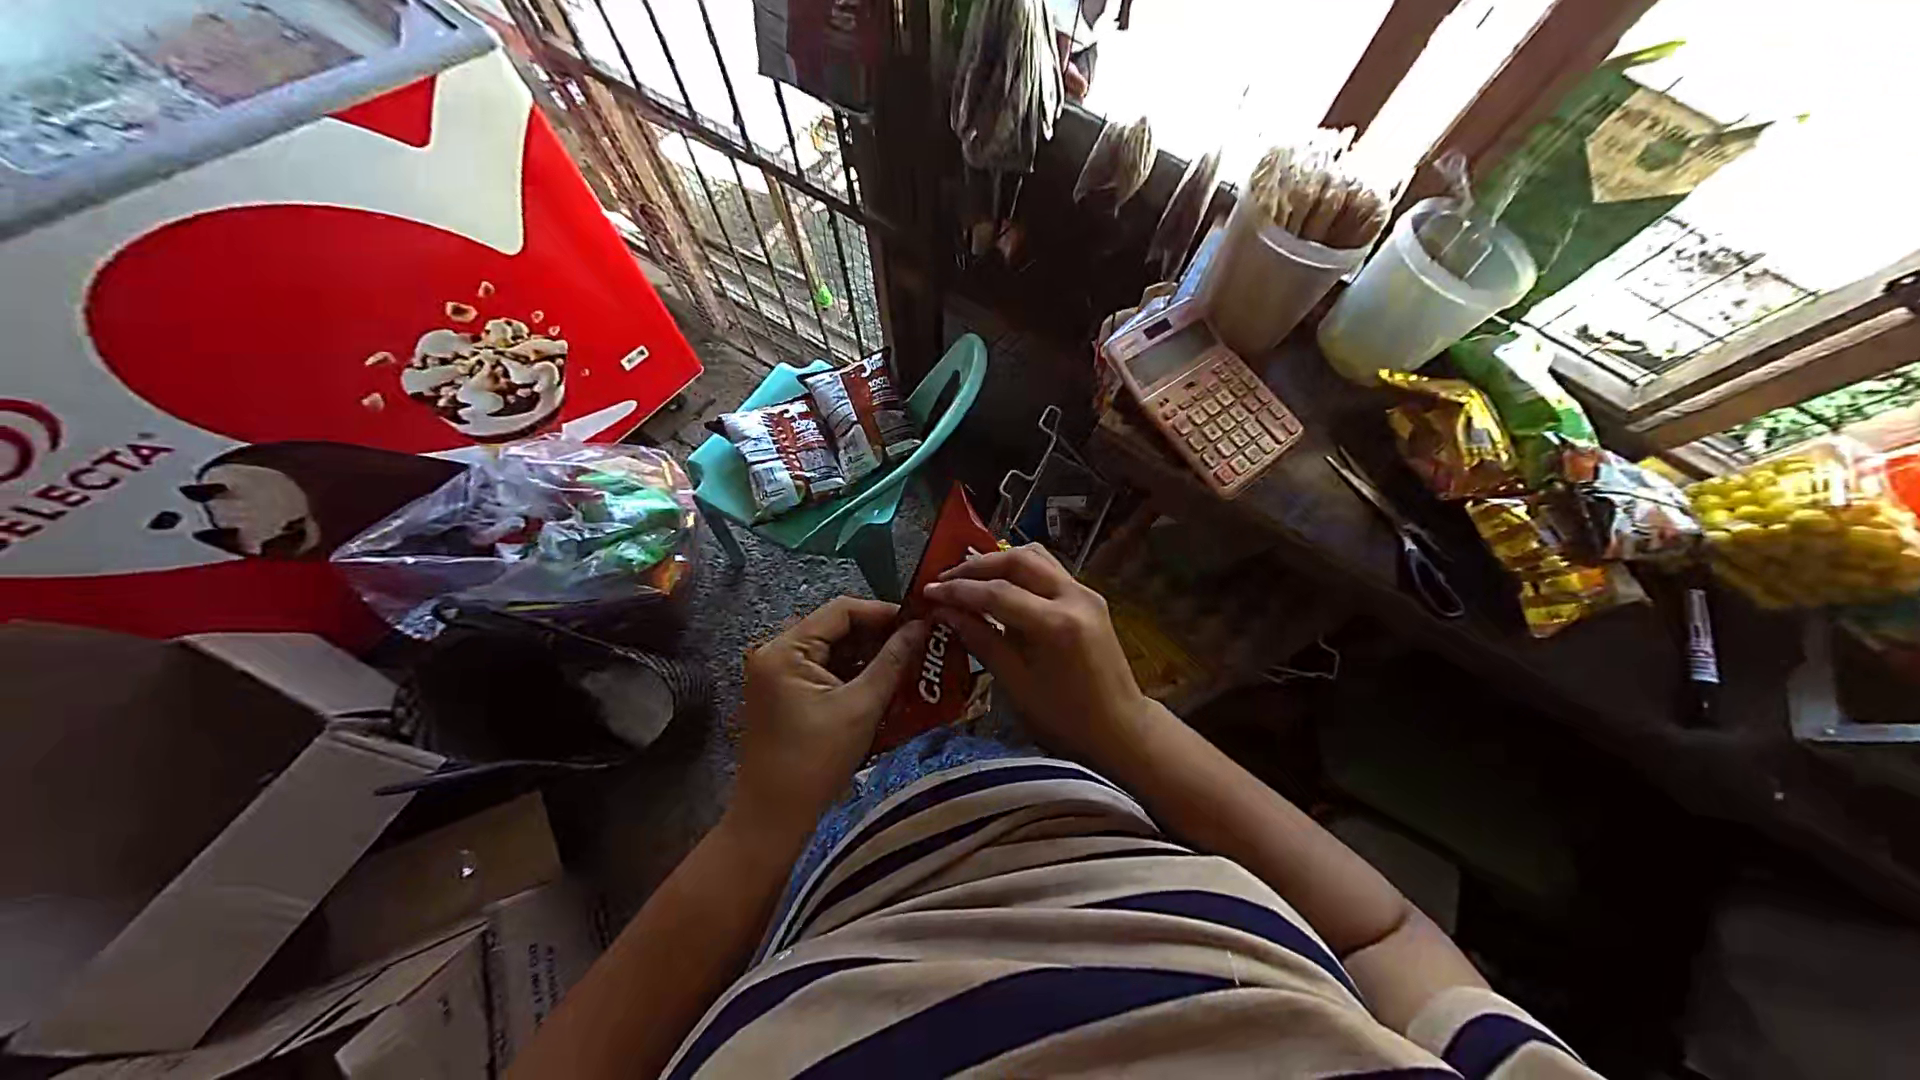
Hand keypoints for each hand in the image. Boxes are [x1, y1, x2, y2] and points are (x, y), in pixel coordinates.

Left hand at [732, 597, 925, 836]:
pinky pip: (824, 669)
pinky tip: (884, 680)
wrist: (773, 818)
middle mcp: (776, 652)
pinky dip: (852, 672)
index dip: (883, 612)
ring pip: (832, 648)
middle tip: (919, 641)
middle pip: (835, 627)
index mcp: (785, 649)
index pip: (841, 610)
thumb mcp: (861, 707)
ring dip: (868, 653)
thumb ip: (892, 661)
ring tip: (909, 659)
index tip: (919, 622)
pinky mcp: (784, 692)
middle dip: (878, 634)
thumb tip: (920, 627)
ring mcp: (777, 673)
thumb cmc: (816, 761)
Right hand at [923, 544, 1157, 768]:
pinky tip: (999, 585)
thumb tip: (945, 614)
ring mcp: (1085, 593)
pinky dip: (1020, 570)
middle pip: (1017, 560)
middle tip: (945, 579)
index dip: (959, 590)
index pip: (997, 593)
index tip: (929, 591)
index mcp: (1056, 624)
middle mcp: (1074, 597)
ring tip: (968, 577)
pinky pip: (1049, 570)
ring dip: (999, 561)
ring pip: (1036, 557)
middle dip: (976, 566)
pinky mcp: (1089, 598)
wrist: (1120, 729)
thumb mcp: (1016, 684)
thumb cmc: (1065, 718)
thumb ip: (981, 641)